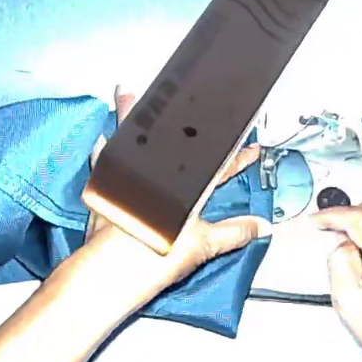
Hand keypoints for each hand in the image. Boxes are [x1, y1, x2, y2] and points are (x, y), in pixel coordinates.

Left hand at [57, 89, 272, 317]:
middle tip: (182, 94)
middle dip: (180, 118)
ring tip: (126, 94)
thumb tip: (262, 227)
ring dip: (129, 117)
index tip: (248, 147)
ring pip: (132, 141)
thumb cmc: (158, 254)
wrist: (115, 267)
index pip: (217, 165)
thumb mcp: (203, 245)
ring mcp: (128, 179)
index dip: (235, 156)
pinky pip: (101, 164)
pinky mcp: (104, 188)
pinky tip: (100, 141)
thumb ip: (234, 233)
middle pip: (170, 140)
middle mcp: (155, 175)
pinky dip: (101, 152)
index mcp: (185, 186)